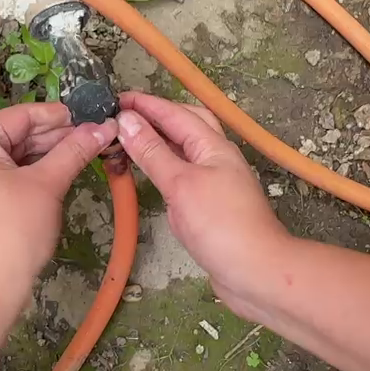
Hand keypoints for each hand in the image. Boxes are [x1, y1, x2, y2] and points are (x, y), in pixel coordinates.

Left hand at [0, 102, 116, 316]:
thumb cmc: (12, 235)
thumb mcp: (47, 186)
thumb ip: (74, 151)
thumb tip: (104, 127)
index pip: (20, 115)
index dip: (59, 116)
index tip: (92, 118)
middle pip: (14, 135)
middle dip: (54, 137)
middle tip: (94, 139)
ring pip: (9, 157)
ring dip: (44, 156)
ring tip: (82, 156)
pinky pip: (0, 176)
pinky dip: (27, 174)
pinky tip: (57, 175)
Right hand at [114, 93, 291, 311]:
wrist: (255, 271)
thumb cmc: (220, 225)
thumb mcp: (180, 184)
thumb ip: (152, 153)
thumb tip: (127, 120)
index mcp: (213, 146)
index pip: (175, 114)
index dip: (145, 104)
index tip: (114, 99)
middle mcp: (217, 158)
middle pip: (186, 125)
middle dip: (156, 116)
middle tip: (124, 117)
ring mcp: (216, 182)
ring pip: (184, 151)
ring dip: (159, 142)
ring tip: (130, 141)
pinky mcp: (211, 205)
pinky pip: (183, 175)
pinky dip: (164, 168)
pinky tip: (151, 176)